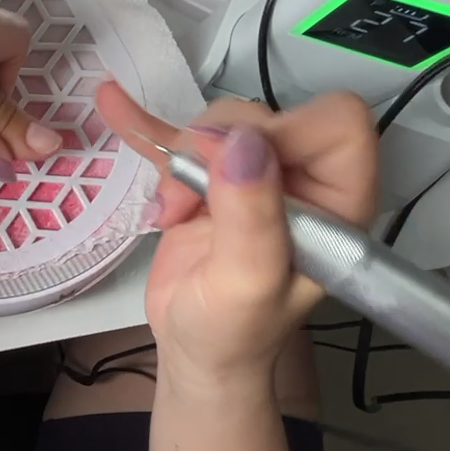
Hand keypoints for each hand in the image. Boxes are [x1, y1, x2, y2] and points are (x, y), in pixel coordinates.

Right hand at [94, 84, 377, 384]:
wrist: (195, 348)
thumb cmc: (234, 329)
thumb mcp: (248, 281)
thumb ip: (252, 213)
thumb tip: (239, 144)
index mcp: (337, 199)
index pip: (331, 124)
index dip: (278, 132)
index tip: (227, 167)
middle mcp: (297, 180)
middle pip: (259, 119)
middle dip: (209, 153)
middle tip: (184, 201)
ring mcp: (245, 178)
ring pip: (214, 127)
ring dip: (176, 161)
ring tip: (167, 209)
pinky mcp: (199, 182)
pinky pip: (171, 141)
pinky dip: (141, 124)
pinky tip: (112, 102)